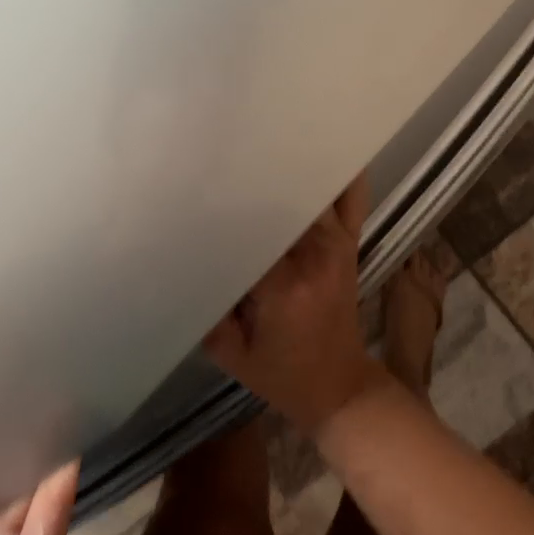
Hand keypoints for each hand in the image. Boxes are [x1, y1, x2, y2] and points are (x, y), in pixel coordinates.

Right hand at [203, 174, 387, 433]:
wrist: (339, 388)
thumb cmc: (281, 375)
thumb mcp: (230, 353)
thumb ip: (207, 307)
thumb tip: (182, 258)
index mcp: (282, 284)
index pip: (248, 227)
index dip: (221, 205)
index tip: (194, 190)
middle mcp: (315, 253)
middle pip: (279, 196)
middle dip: (249, 177)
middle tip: (215, 161)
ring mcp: (338, 242)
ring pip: (312, 187)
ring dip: (285, 168)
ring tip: (254, 146)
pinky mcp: (350, 240)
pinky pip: (350, 195)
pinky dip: (336, 173)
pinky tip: (311, 150)